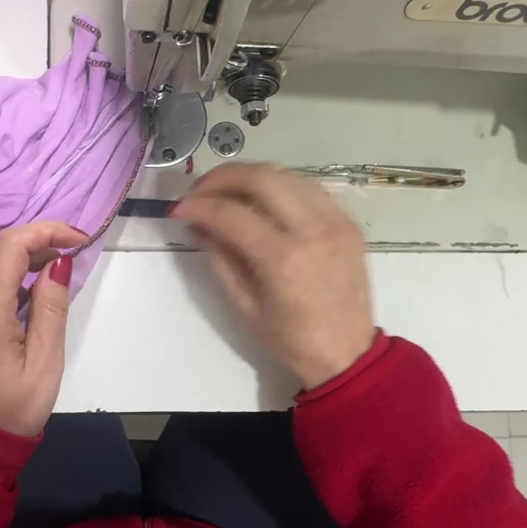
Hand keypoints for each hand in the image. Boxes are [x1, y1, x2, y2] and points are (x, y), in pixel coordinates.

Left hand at [0, 222, 87, 435]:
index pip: (11, 246)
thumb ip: (51, 307)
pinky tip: (22, 298)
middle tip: (69, 258)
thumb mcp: (45, 362)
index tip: (77, 241)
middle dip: (34, 243)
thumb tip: (59, 263)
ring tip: (51, 276)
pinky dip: (0, 281)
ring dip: (17, 261)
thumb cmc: (14, 410)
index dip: (47, 231)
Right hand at [173, 164, 374, 389]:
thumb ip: (221, 260)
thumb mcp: (245, 307)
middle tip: (199, 191)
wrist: (347, 353)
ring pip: (287, 174)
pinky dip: (280, 186)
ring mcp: (336, 221)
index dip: (198, 207)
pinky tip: (261, 200)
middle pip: (261, 177)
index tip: (178, 210)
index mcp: (283, 260)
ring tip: (225, 191)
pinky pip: (309, 188)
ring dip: (250, 177)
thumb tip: (199, 226)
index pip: (231, 214)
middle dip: (222, 178)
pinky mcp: (348, 222)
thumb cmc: (291, 341)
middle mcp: (312, 230)